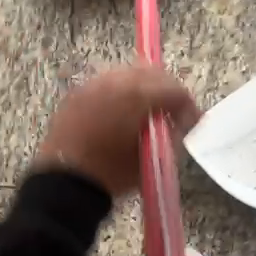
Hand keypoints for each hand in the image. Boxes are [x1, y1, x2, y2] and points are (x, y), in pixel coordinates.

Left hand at [32, 66, 200, 196]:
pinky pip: (106, 83)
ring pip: (128, 73)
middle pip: (152, 73)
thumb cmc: (110, 175)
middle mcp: (115, 81)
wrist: (63, 182)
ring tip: (146, 110)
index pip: (174, 90)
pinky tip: (122, 111)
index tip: (192, 120)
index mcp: (137, 96)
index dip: (187, 105)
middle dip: (166, 90)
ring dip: (143, 87)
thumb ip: (171, 134)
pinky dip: (120, 92)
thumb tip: (180, 121)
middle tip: (172, 112)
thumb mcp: (152, 158)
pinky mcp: (78, 92)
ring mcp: (93, 84)